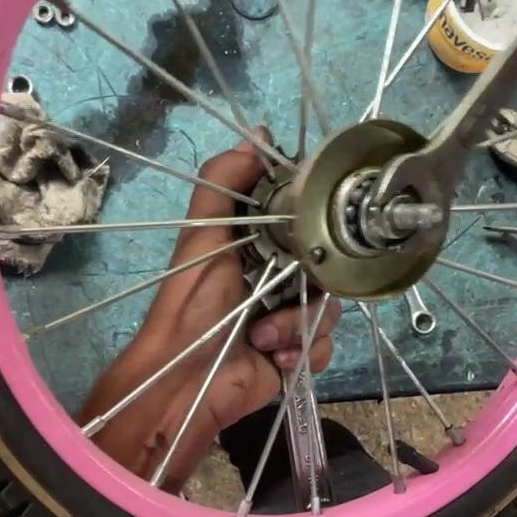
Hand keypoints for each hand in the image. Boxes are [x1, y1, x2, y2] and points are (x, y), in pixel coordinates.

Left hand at [80, 140, 339, 487]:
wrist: (186, 381)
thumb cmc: (191, 306)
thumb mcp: (202, 237)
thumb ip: (222, 185)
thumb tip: (257, 135)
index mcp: (259, 249)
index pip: (306, 225)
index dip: (316, 223)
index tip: (318, 221)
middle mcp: (278, 280)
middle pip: (328, 267)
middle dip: (311, 282)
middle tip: (286, 290)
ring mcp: (288, 319)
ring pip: (330, 309)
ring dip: (295, 323)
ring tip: (261, 335)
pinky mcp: (295, 355)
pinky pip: (324, 346)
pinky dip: (300, 350)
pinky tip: (273, 356)